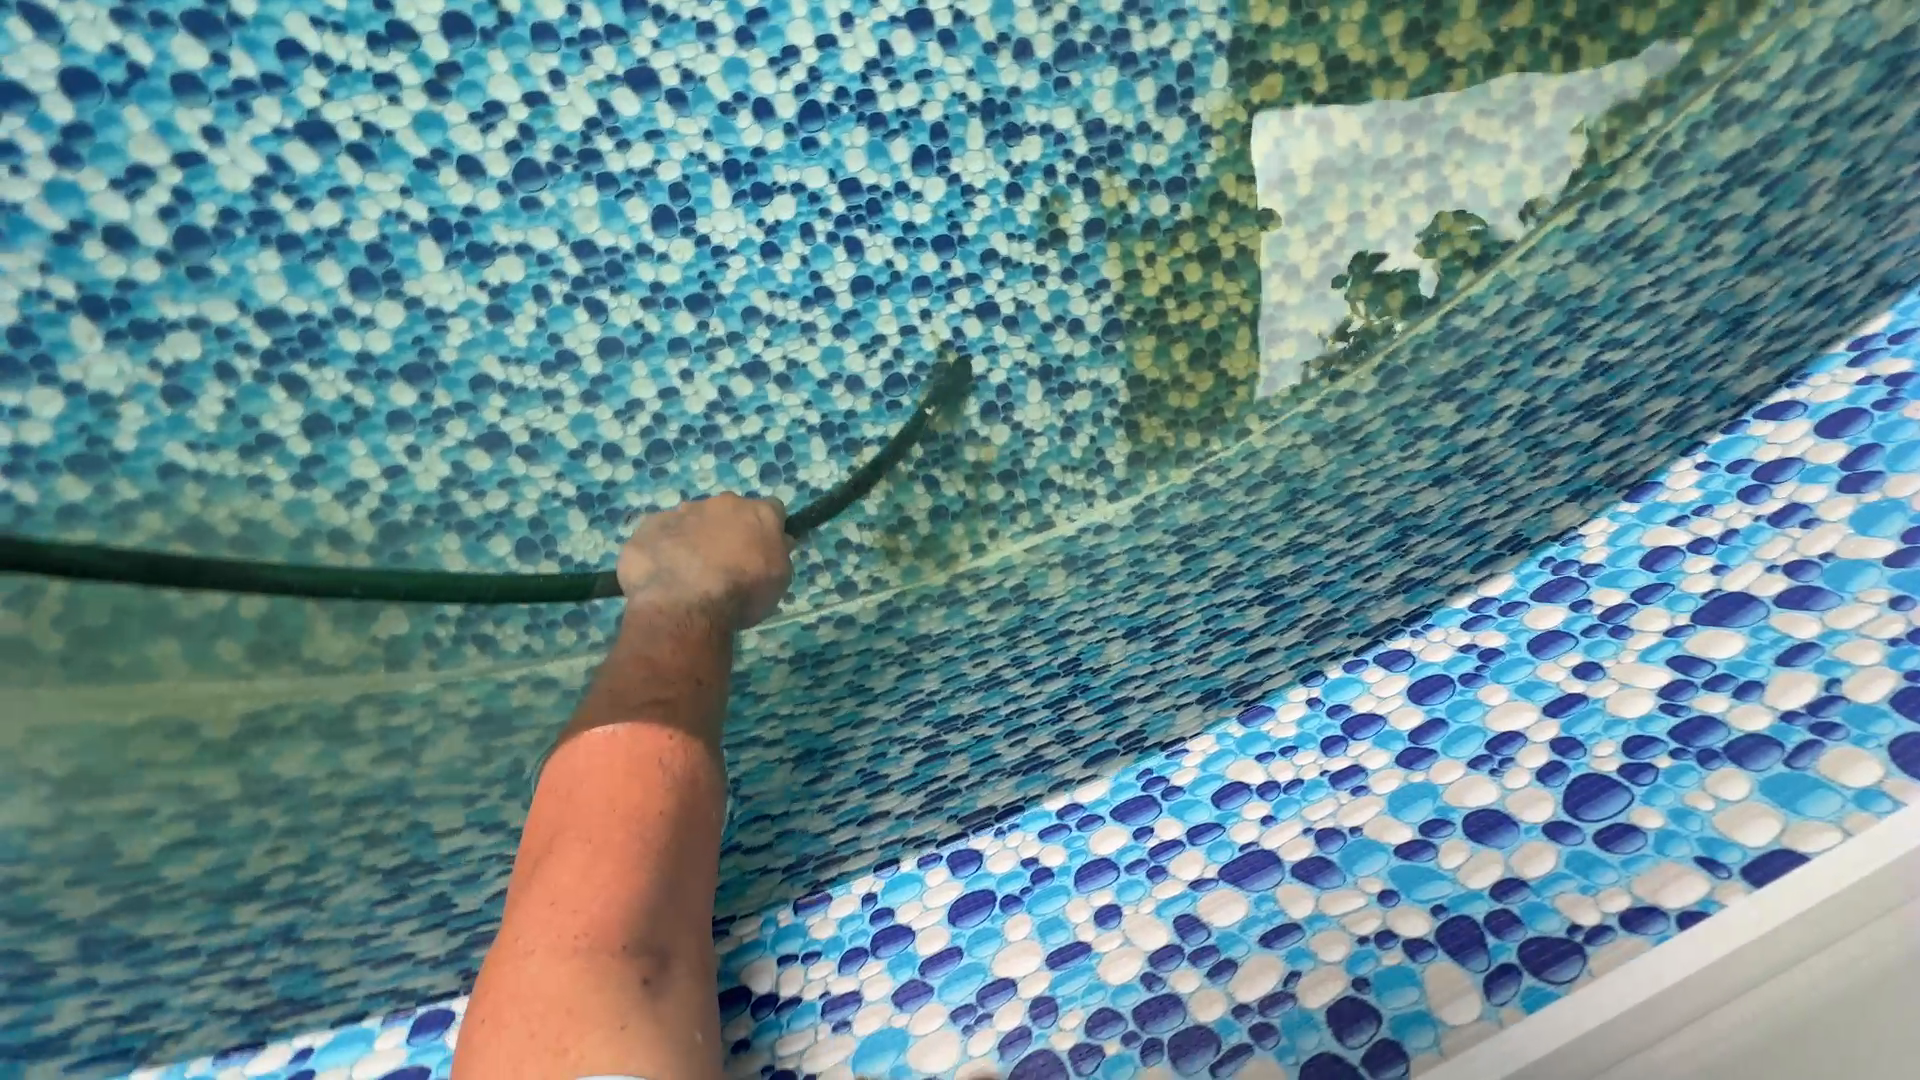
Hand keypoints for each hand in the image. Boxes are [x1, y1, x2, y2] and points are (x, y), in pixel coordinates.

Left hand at [615, 494, 793, 630]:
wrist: (685, 604)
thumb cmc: (742, 594)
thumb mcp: (780, 579)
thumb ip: (779, 552)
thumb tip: (778, 540)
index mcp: (758, 512)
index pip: (772, 509)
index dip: (769, 528)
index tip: (764, 549)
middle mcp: (721, 503)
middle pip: (730, 511)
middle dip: (728, 530)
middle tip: (725, 564)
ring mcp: (682, 511)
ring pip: (693, 519)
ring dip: (695, 537)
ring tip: (689, 573)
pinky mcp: (648, 526)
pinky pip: (661, 533)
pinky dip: (664, 548)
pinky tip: (664, 573)